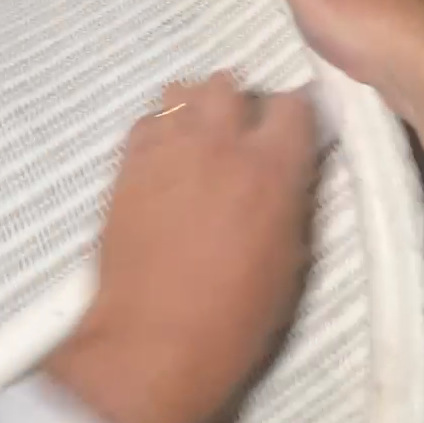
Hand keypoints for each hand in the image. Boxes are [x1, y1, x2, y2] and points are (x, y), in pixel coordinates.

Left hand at [45, 73, 316, 422]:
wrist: (153, 339)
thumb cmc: (236, 315)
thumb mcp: (291, 256)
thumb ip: (292, 193)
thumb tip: (291, 163)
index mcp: (271, 167)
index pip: (293, 102)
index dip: (294, 113)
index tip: (291, 127)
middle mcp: (219, 142)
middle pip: (229, 83)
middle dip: (237, 102)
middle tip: (238, 134)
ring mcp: (168, 147)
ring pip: (182, 90)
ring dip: (195, 108)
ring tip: (197, 142)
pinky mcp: (128, 161)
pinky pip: (147, 120)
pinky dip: (160, 130)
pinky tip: (163, 161)